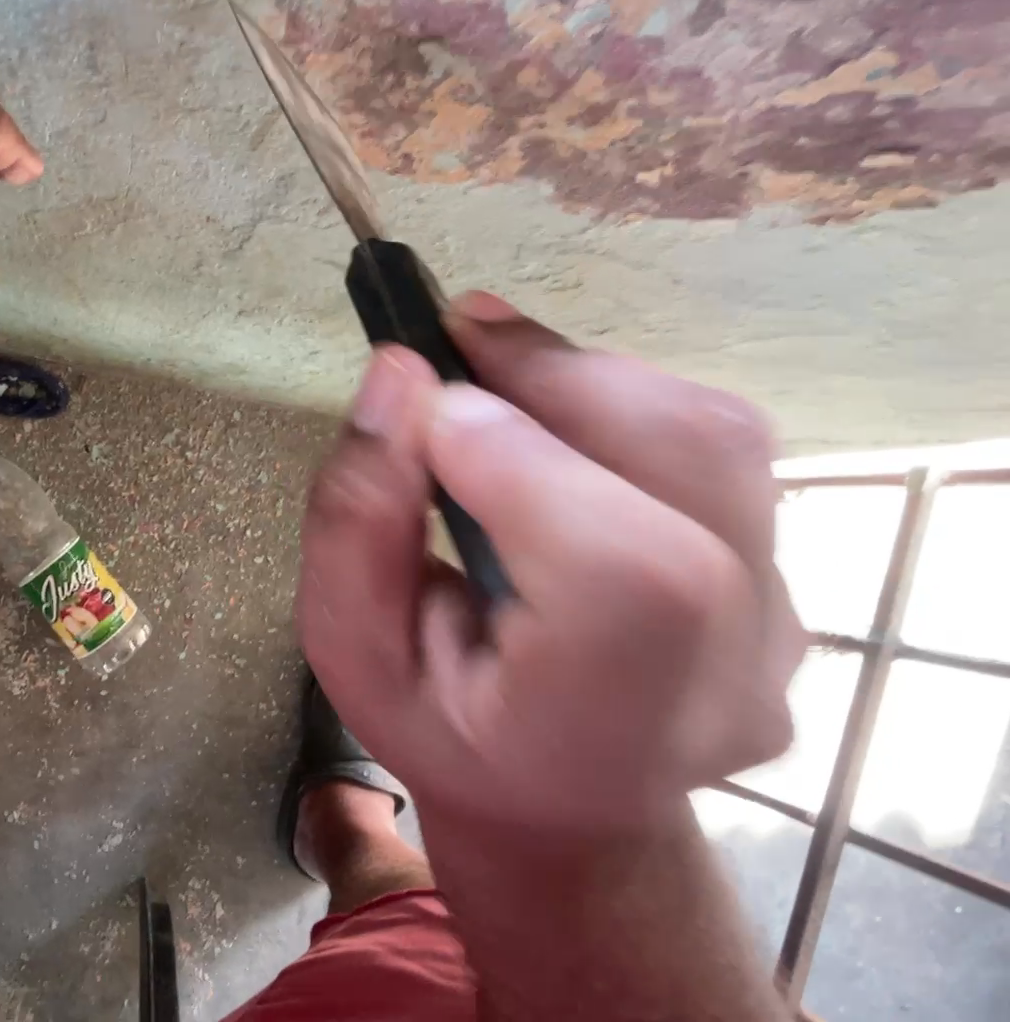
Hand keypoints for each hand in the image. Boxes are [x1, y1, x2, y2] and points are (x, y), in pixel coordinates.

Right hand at [297, 292, 805, 831]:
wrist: (557, 796)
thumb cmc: (432, 724)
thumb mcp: (345, 641)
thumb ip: (355, 519)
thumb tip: (398, 374)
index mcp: (599, 722)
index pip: (618, 567)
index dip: (516, 457)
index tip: (417, 405)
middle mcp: (729, 669)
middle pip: (685, 461)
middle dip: (553, 374)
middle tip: (452, 335)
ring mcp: (779, 620)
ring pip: (711, 433)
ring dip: (585, 378)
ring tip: (492, 375)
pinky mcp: (786, 574)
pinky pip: (716, 448)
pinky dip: (619, 405)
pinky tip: (548, 424)